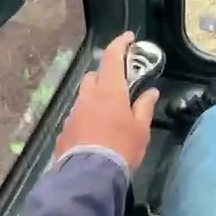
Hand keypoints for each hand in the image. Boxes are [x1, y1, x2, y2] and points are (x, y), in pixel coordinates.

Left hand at [54, 32, 160, 173]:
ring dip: (96, 98)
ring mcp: (73, 113)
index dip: (120, 43)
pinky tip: (95, 133)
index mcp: (109, 91)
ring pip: (84, 96)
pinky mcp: (64, 130)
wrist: (89, 177)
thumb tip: (151, 92)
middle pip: (94, 76)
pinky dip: (87, 117)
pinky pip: (77, 115)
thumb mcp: (141, 129)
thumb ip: (145, 107)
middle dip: (106, 76)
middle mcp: (88, 97)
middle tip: (120, 88)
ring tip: (109, 116)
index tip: (129, 38)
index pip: (112, 57)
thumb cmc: (121, 148)